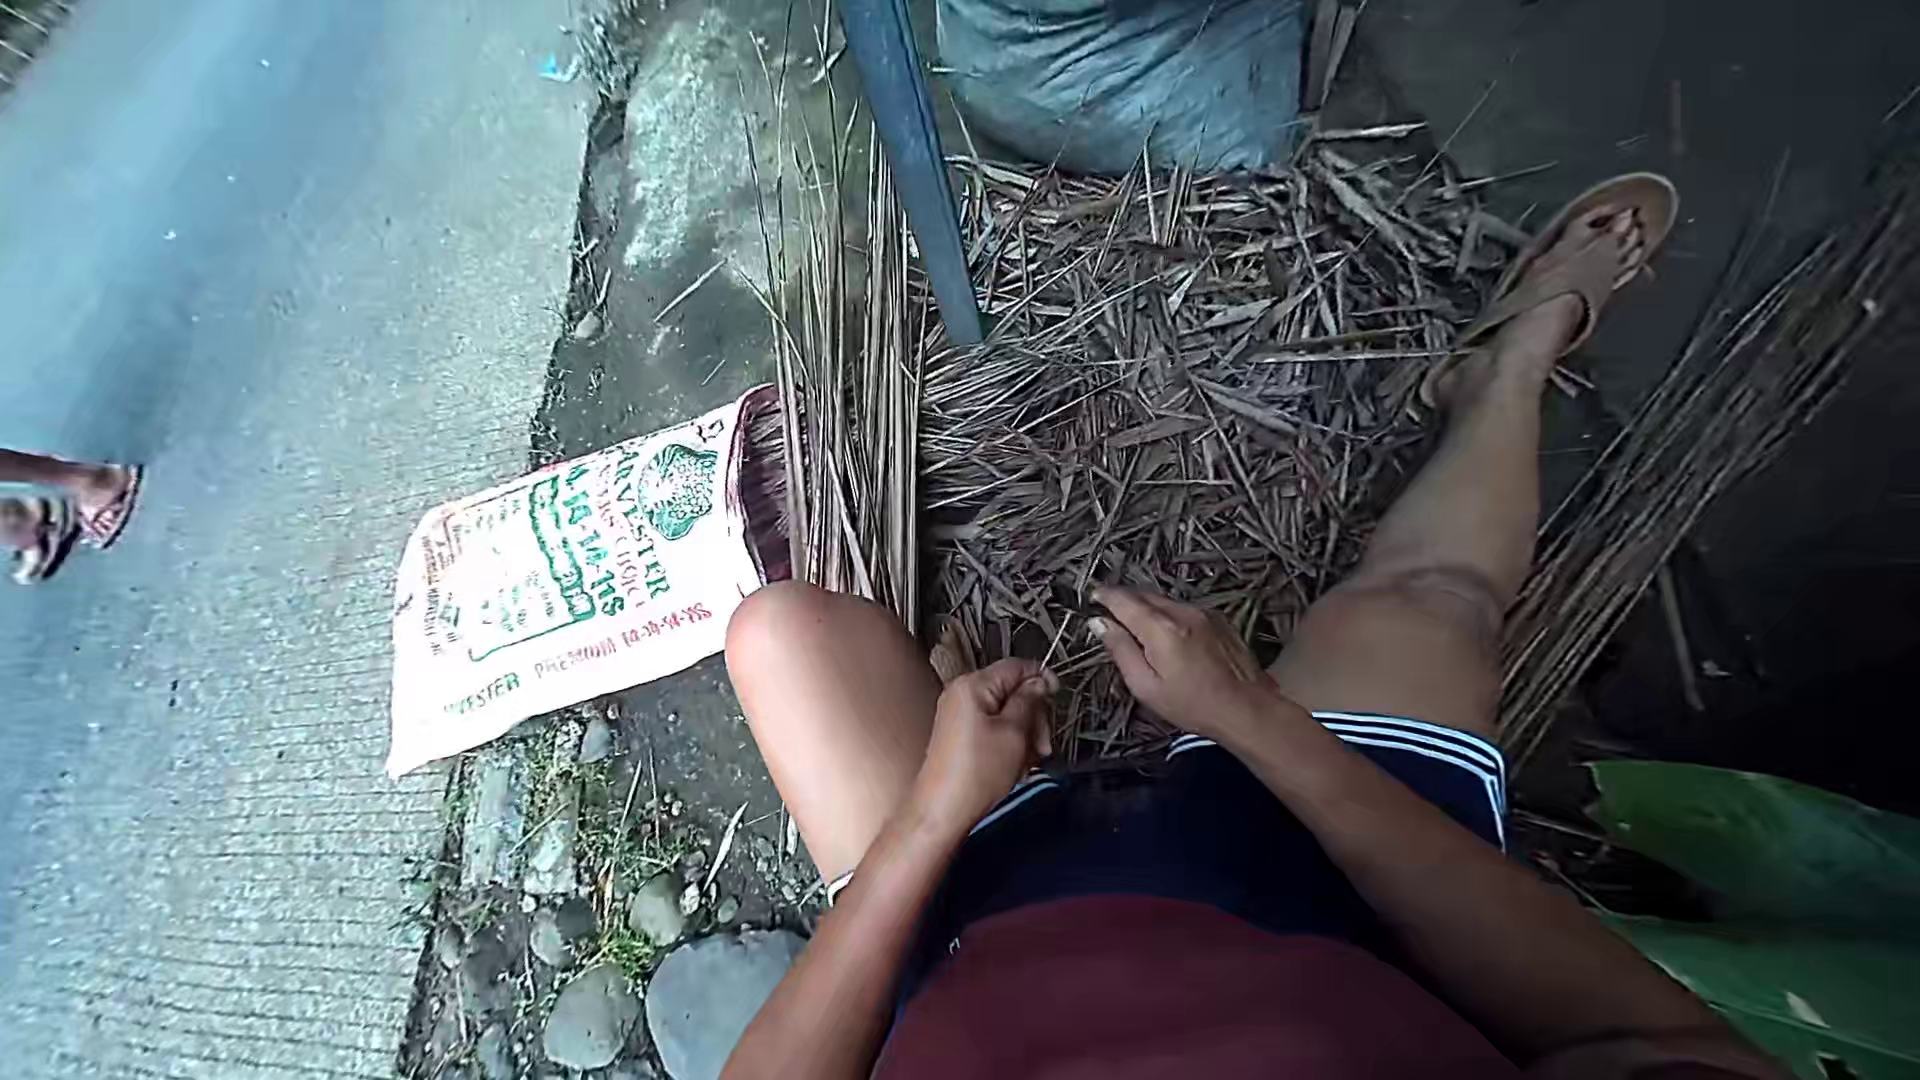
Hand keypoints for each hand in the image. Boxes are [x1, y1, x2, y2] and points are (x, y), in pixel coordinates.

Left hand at [911, 658, 1056, 834]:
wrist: (942, 811)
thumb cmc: (973, 776)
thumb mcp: (1014, 734)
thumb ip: (1029, 701)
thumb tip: (1038, 683)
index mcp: (972, 685)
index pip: (1016, 666)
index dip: (1041, 678)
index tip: (1056, 695)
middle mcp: (962, 694)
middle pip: (1012, 691)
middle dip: (1033, 716)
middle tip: (1041, 742)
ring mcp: (959, 714)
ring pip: (1006, 712)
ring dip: (1024, 734)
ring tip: (1026, 760)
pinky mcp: (960, 734)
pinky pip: (994, 728)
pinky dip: (1009, 743)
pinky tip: (1014, 765)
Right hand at [1090, 586, 1304, 742]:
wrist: (1247, 710)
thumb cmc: (1193, 705)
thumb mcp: (1145, 685)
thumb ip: (1120, 649)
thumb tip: (1099, 623)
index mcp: (1160, 629)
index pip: (1122, 600)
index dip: (1104, 596)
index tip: (1092, 598)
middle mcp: (1182, 612)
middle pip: (1142, 595)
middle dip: (1123, 601)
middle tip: (1110, 615)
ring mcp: (1202, 612)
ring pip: (1163, 600)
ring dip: (1145, 608)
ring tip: (1137, 628)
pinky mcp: (1216, 618)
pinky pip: (1181, 608)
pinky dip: (1167, 614)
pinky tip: (1167, 636)